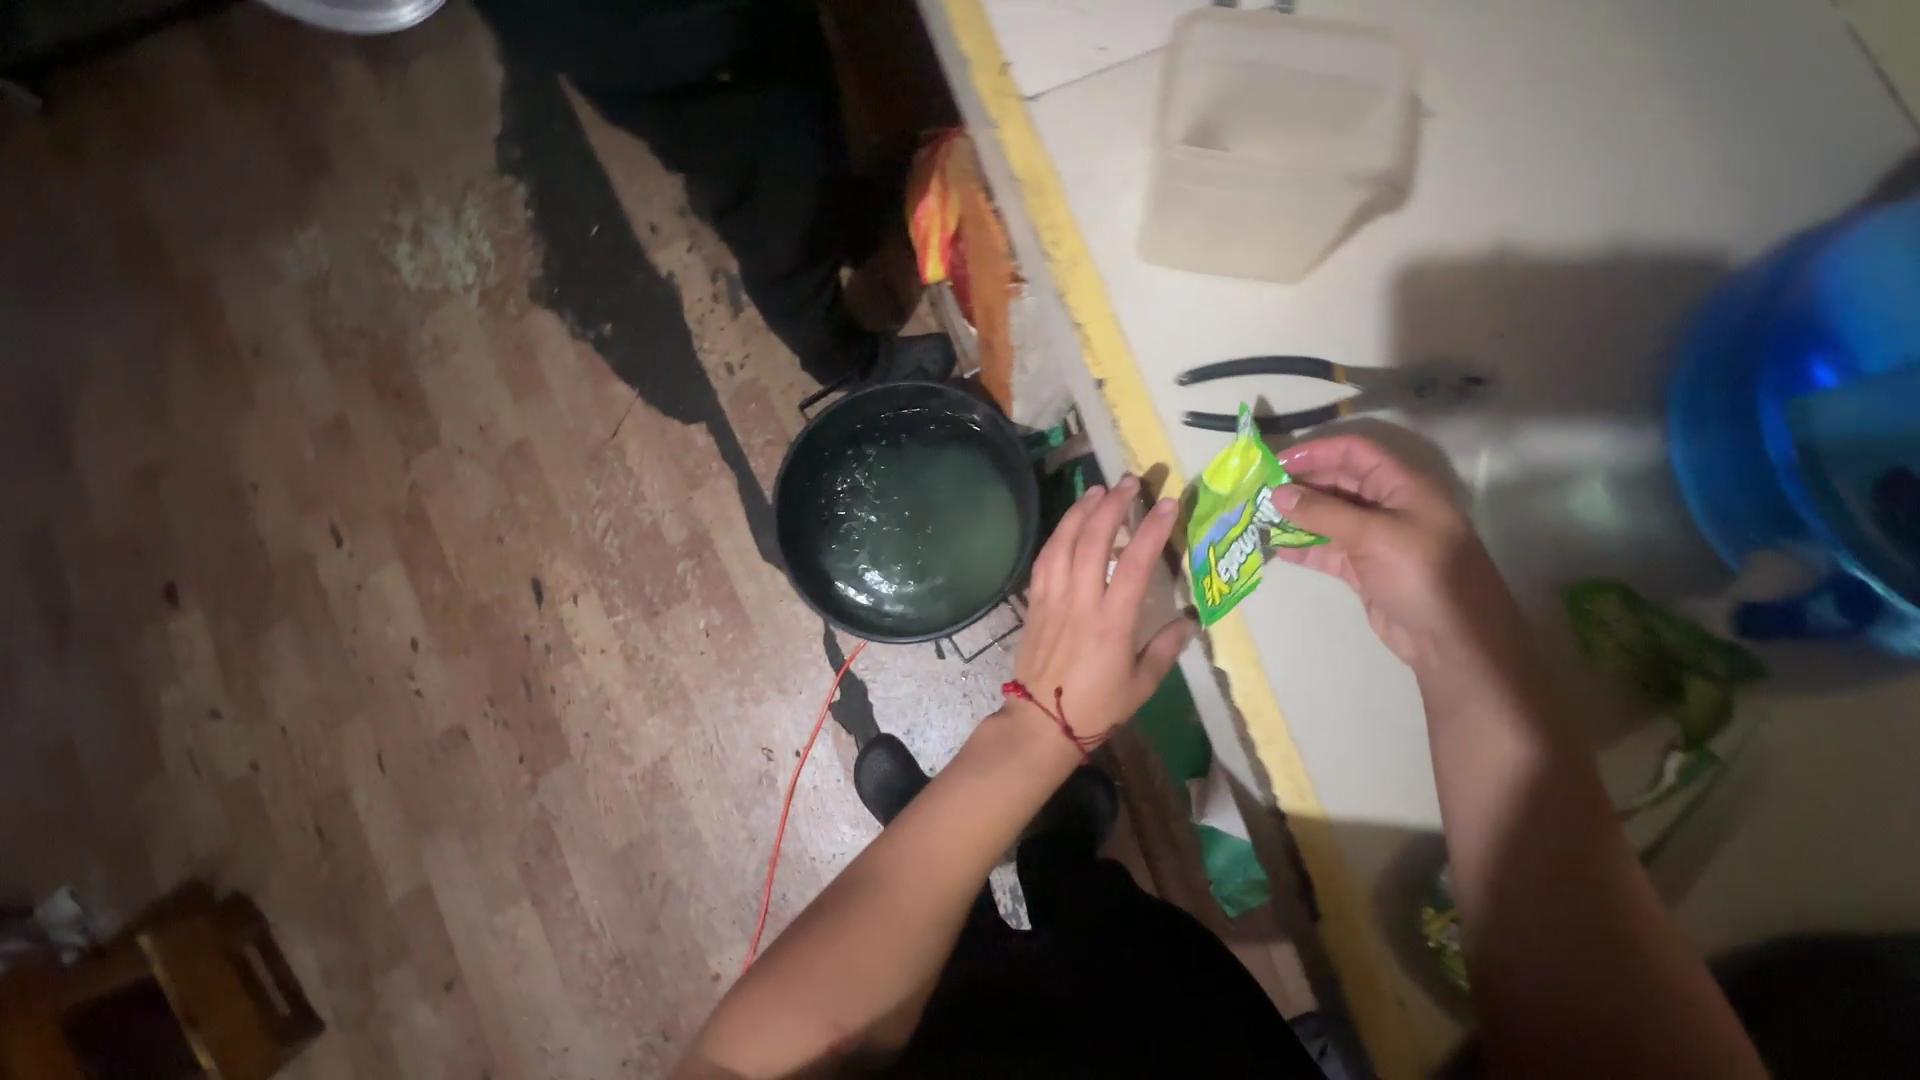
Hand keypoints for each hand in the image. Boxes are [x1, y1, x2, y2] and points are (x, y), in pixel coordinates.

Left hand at [1013, 476, 1194, 743]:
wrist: (1040, 722)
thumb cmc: (1097, 707)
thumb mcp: (1142, 685)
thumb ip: (1165, 649)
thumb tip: (1189, 621)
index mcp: (1112, 622)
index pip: (1135, 563)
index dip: (1152, 529)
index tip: (1167, 504)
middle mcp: (1080, 602)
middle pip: (1094, 540)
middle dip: (1113, 506)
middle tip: (1129, 482)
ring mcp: (1053, 600)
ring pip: (1064, 543)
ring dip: (1080, 512)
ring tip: (1097, 491)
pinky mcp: (1034, 604)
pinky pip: (1044, 561)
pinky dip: (1057, 536)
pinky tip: (1068, 525)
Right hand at [1271, 436, 1508, 668]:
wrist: (1452, 639)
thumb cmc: (1421, 574)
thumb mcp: (1372, 535)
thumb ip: (1322, 512)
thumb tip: (1278, 493)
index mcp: (1401, 486)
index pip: (1354, 452)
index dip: (1316, 451)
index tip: (1275, 462)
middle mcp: (1388, 506)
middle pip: (1338, 482)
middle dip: (1300, 484)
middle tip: (1260, 492)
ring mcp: (1376, 539)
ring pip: (1329, 517)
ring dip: (1297, 516)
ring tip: (1260, 518)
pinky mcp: (1365, 568)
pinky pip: (1328, 548)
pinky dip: (1304, 546)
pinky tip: (1278, 548)